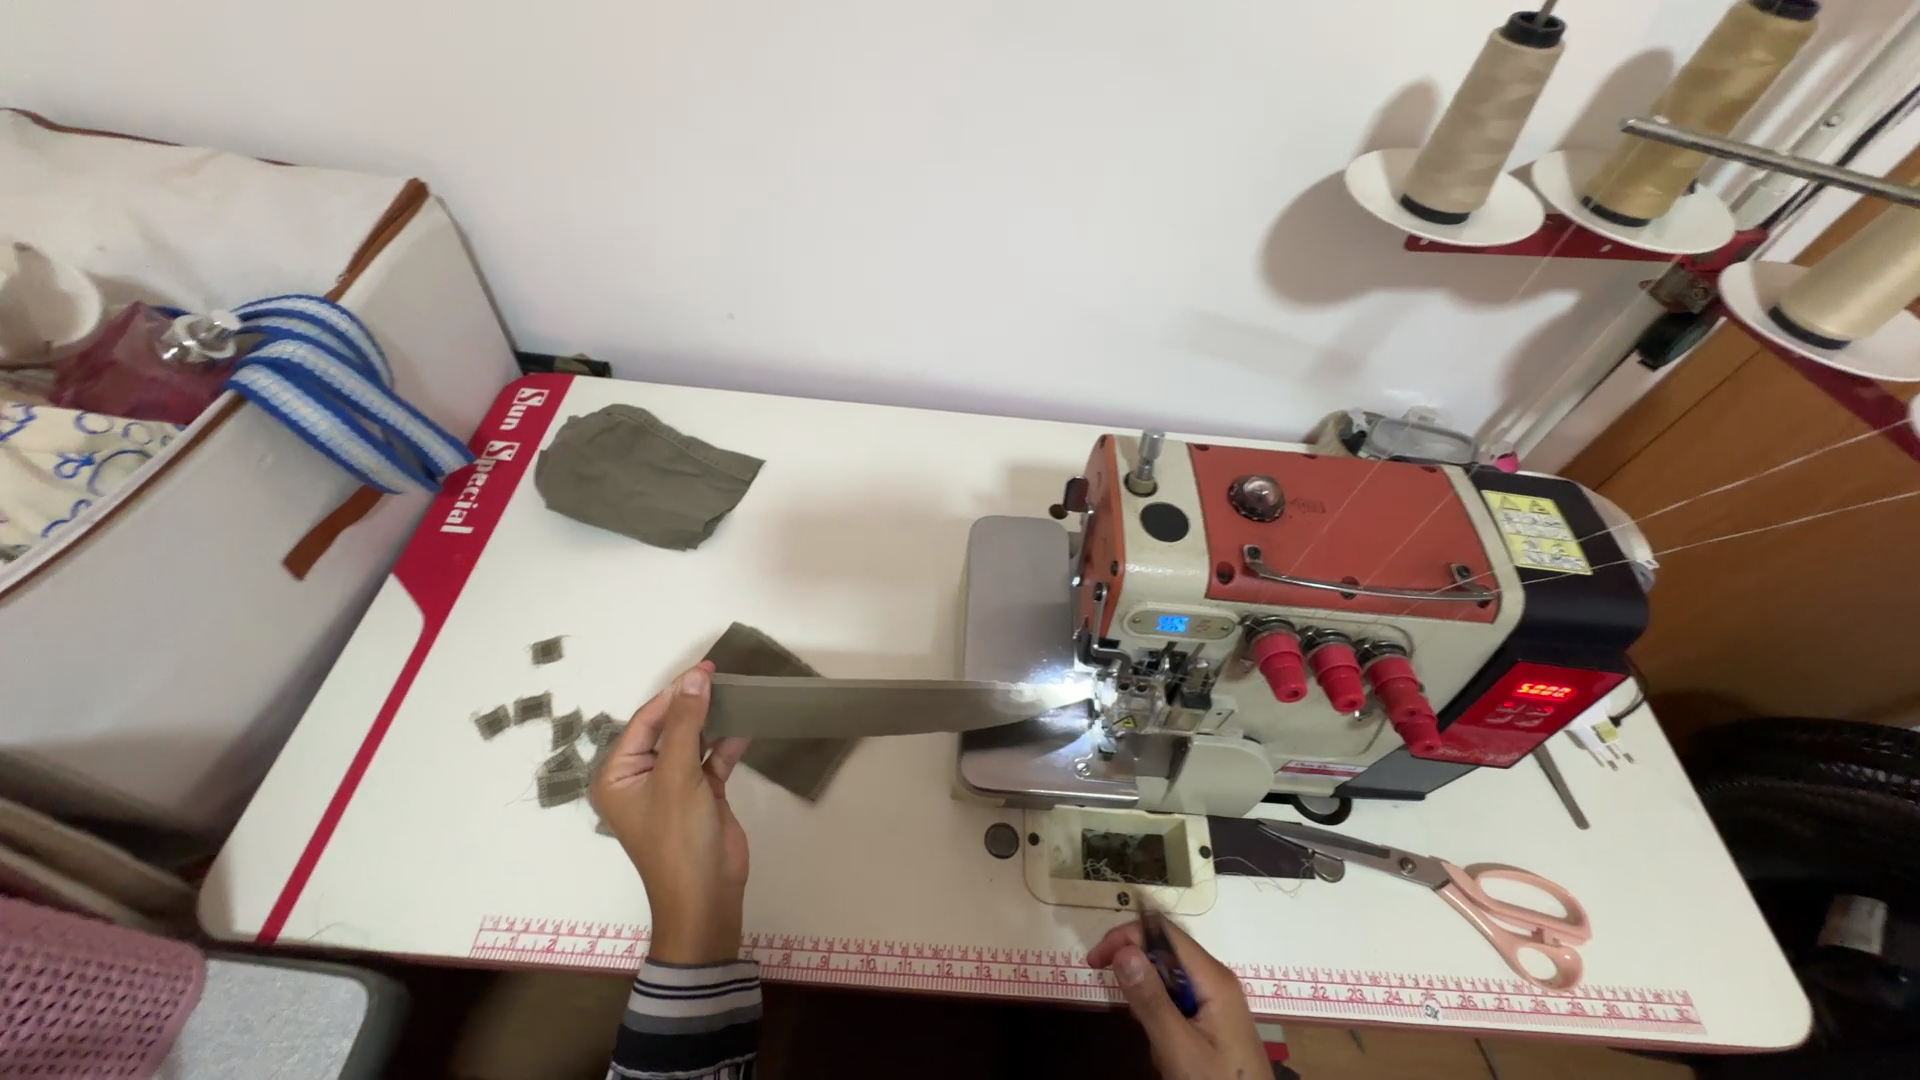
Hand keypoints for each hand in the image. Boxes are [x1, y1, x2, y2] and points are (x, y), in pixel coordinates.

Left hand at [590, 661, 752, 963]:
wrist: (706, 896)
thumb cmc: (678, 837)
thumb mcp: (677, 776)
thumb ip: (686, 723)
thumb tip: (695, 677)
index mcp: (618, 775)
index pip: (646, 721)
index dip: (674, 693)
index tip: (705, 668)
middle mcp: (642, 777)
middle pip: (668, 728)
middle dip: (694, 704)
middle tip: (723, 676)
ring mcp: (673, 786)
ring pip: (693, 741)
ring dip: (712, 721)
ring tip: (736, 693)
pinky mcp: (701, 795)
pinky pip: (712, 760)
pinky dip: (727, 744)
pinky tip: (745, 726)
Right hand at [1087, 919, 1268, 1079]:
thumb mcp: (1180, 1049)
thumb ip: (1150, 1000)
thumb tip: (1123, 949)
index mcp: (1212, 977)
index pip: (1163, 931)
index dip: (1127, 935)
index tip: (1097, 960)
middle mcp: (1215, 978)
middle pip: (1164, 950)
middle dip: (1134, 968)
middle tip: (1112, 994)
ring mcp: (1215, 998)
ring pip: (1167, 977)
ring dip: (1148, 1000)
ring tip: (1150, 1039)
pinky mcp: (1211, 1017)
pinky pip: (1176, 1000)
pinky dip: (1160, 1016)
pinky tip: (1163, 1048)